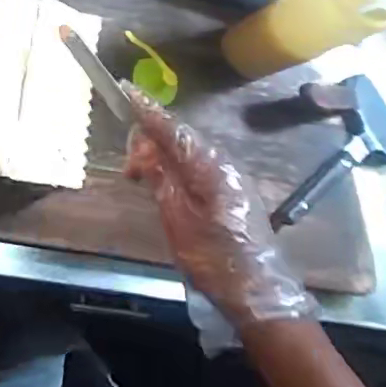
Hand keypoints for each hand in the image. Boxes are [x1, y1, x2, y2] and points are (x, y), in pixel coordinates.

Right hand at [124, 86, 316, 327]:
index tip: (125, 89)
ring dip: (160, 156)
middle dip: (149, 141)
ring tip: (139, 176)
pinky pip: (195, 164)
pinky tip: (162, 182)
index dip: (147, 109)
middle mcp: (222, 161)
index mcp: (209, 165)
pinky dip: (174, 166)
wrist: (260, 297)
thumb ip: (160, 178)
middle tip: (128, 168)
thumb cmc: (215, 259)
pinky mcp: (231, 189)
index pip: (172, 128)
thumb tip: (143, 146)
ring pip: (186, 151)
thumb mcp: (177, 220)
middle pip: (178, 136)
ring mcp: (229, 175)